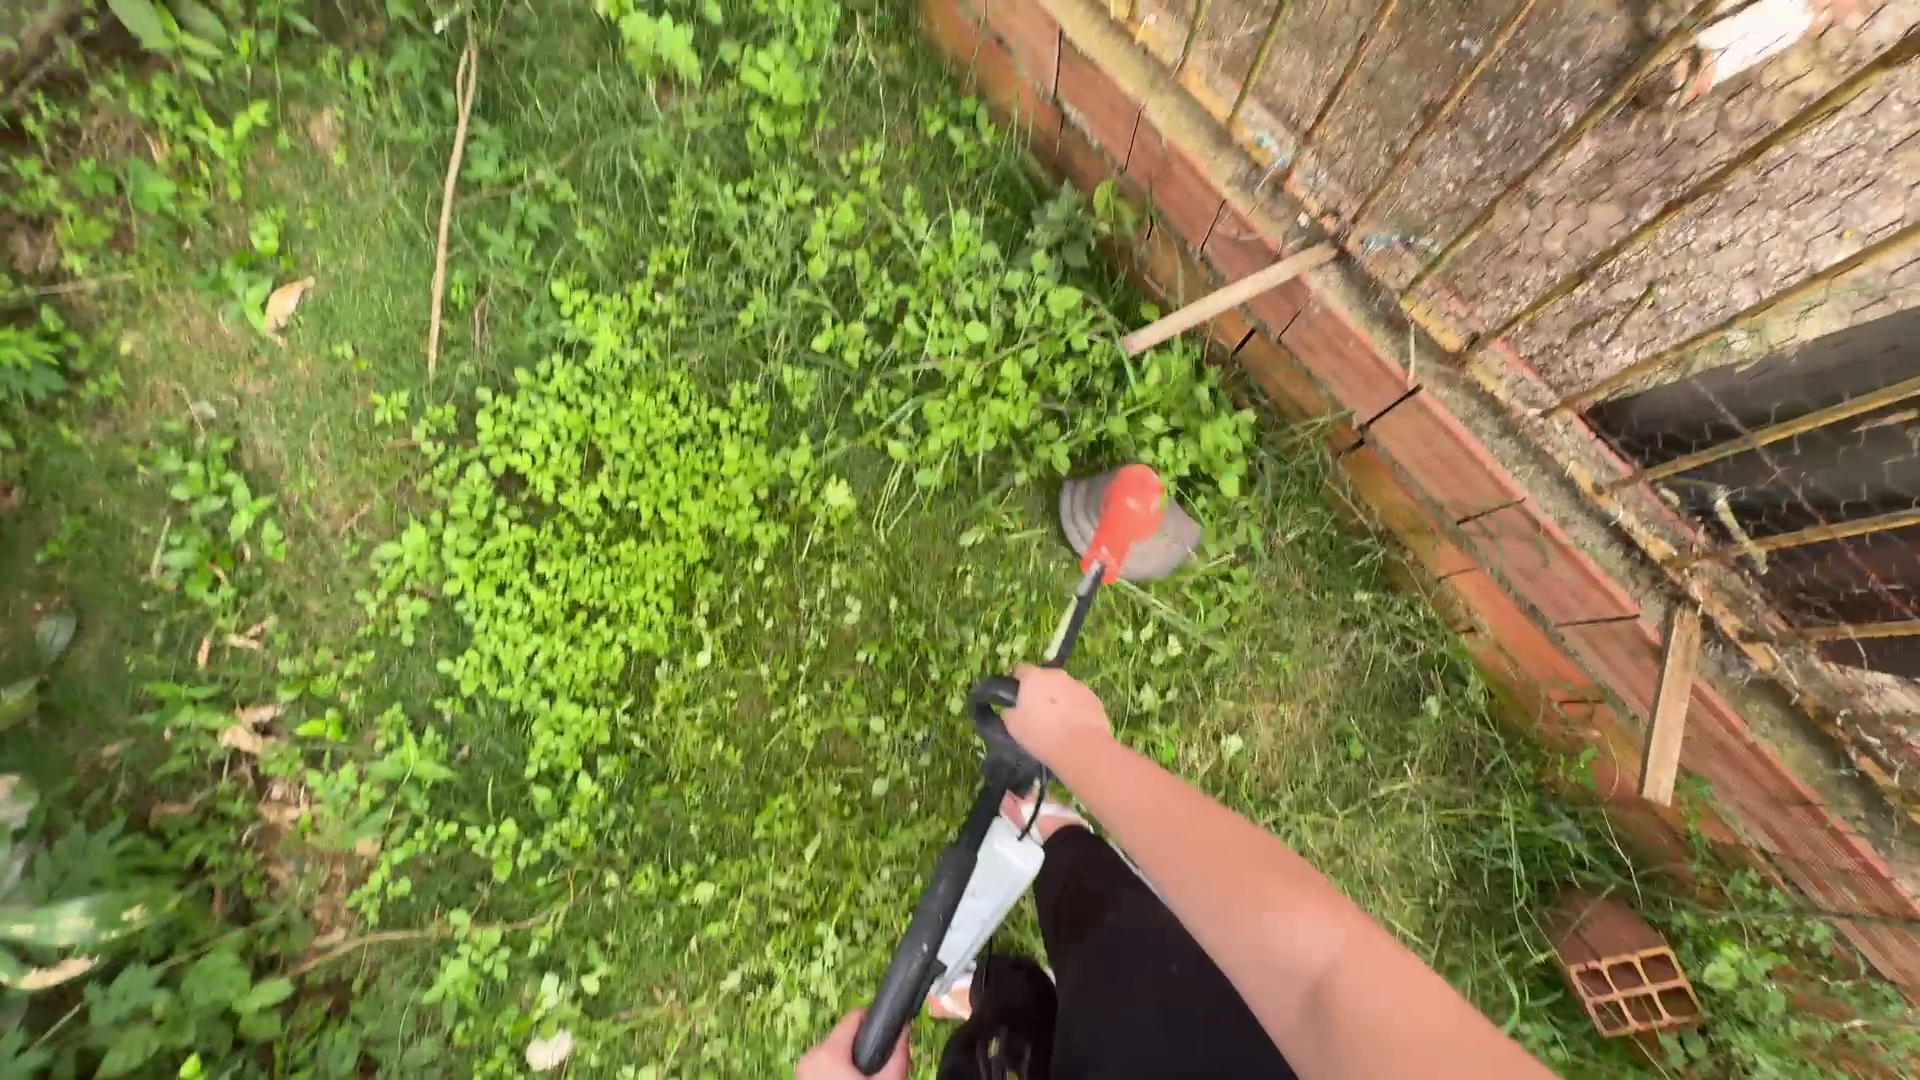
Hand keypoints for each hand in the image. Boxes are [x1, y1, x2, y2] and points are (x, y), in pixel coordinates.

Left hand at [795, 1009, 907, 1079]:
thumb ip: (898, 1054)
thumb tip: (904, 1026)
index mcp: (828, 1052)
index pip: (855, 1017)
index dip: (874, 1027)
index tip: (884, 1046)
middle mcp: (809, 1058)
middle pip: (845, 1038)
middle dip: (861, 1053)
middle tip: (875, 1076)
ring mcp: (800, 1074)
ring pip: (834, 1055)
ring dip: (849, 1068)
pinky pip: (823, 1071)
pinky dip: (836, 1078)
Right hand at [1004, 663, 1111, 766]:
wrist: (1081, 748)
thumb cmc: (1041, 734)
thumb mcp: (1014, 726)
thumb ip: (1009, 713)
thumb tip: (1011, 710)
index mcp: (1034, 677)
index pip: (1020, 669)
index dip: (1016, 679)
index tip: (1015, 692)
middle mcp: (1056, 675)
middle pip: (1044, 677)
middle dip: (1039, 690)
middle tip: (1036, 710)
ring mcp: (1077, 685)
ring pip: (1063, 688)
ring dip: (1058, 698)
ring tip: (1057, 721)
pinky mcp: (1093, 698)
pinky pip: (1078, 699)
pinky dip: (1074, 708)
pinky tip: (1073, 725)